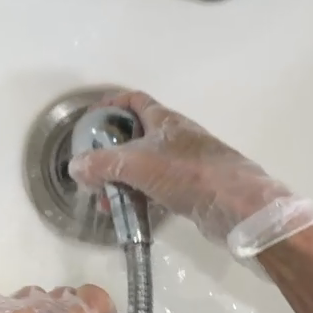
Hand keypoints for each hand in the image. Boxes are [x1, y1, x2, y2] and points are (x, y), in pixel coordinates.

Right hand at [67, 91, 312, 259]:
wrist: (238, 207)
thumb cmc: (189, 174)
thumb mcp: (137, 164)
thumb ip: (101, 164)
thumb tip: (75, 167)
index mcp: (165, 121)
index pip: (135, 100)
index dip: (112, 104)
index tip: (92, 118)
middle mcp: (176, 138)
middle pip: (136, 136)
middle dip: (110, 152)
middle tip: (92, 169)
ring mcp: (187, 164)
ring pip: (146, 166)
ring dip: (123, 179)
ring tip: (106, 199)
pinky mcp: (194, 190)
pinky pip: (158, 188)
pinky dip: (140, 196)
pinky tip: (130, 212)